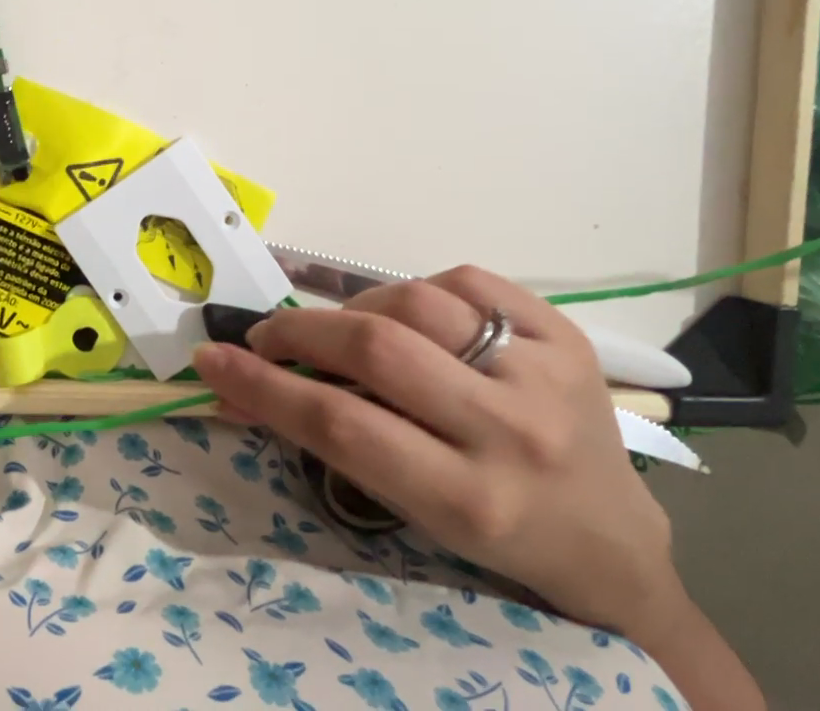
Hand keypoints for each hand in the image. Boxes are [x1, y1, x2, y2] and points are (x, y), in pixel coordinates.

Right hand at [193, 267, 685, 637]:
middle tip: (267, 337)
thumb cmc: (490, 536)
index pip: (341, 425)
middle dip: (298, 331)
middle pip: (377, 349)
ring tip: (343, 330)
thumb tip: (241, 384)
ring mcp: (547, 375)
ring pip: (418, 302)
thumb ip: (330, 442)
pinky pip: (468, 279)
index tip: (213, 361)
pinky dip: (418, 290)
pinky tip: (410, 316)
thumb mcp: (409, 509)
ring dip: (356, 308)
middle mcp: (512, 433)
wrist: (607, 539)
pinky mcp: (569, 335)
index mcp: (466, 497)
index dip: (263, 386)